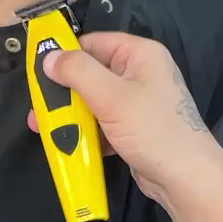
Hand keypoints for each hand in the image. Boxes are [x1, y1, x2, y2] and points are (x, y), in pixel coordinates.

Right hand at [38, 32, 222, 205]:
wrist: (185, 178)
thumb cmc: (152, 129)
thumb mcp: (111, 96)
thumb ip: (78, 72)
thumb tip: (48, 57)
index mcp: (140, 55)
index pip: (94, 43)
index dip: (66, 55)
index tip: (39, 72)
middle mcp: (140, 74)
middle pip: (91, 74)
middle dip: (63, 92)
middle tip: (37, 107)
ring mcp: (137, 104)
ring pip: (93, 102)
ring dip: (70, 114)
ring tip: (43, 127)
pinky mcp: (134, 130)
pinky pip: (102, 124)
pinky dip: (85, 132)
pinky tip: (66, 143)